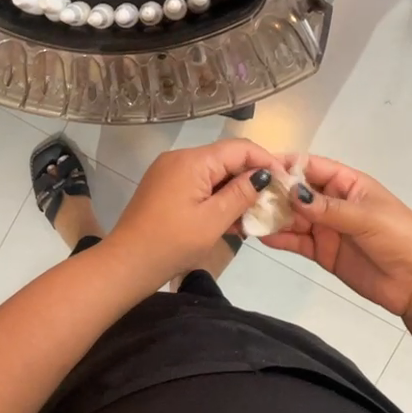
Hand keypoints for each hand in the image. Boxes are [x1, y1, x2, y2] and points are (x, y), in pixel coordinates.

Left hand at [107, 139, 282, 287]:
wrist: (126, 265)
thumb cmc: (172, 243)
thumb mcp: (213, 221)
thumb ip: (241, 194)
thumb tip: (264, 175)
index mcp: (192, 161)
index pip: (239, 148)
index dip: (265, 161)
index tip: (286, 182)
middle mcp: (180, 158)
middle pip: (226, 158)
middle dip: (251, 177)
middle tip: (275, 201)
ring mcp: (169, 173)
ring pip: (213, 173)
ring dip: (235, 190)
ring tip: (256, 214)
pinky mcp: (164, 188)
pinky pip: (198, 184)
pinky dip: (216, 197)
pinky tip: (232, 219)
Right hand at [258, 156, 411, 317]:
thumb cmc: (400, 238)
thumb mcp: (366, 217)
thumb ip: (327, 208)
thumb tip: (292, 193)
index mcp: (348, 184)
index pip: (312, 167)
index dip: (286, 166)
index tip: (259, 167)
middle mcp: (333, 202)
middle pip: (297, 192)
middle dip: (274, 192)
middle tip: (245, 195)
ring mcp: (326, 227)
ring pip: (293, 217)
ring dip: (272, 216)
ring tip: (247, 216)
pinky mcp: (322, 252)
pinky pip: (296, 241)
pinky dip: (279, 238)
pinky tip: (261, 235)